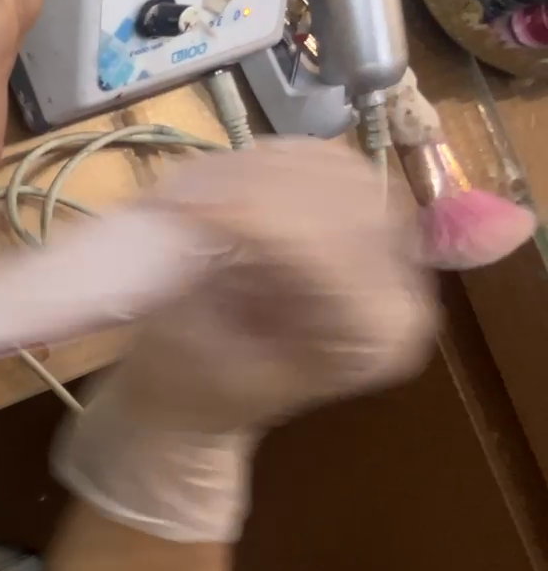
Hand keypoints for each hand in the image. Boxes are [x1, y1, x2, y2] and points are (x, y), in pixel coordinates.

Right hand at [55, 142, 435, 541]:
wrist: (188, 406)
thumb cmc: (177, 385)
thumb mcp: (182, 337)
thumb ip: (200, 274)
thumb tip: (191, 210)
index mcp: (367, 336)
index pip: (327, 249)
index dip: (247, 217)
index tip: (171, 204)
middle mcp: (398, 292)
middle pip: (347, 200)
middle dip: (252, 186)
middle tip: (174, 194)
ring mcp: (381, 259)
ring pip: (339, 174)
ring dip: (256, 170)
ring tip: (187, 188)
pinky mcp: (348, 236)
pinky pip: (321, 171)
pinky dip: (265, 163)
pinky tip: (213, 182)